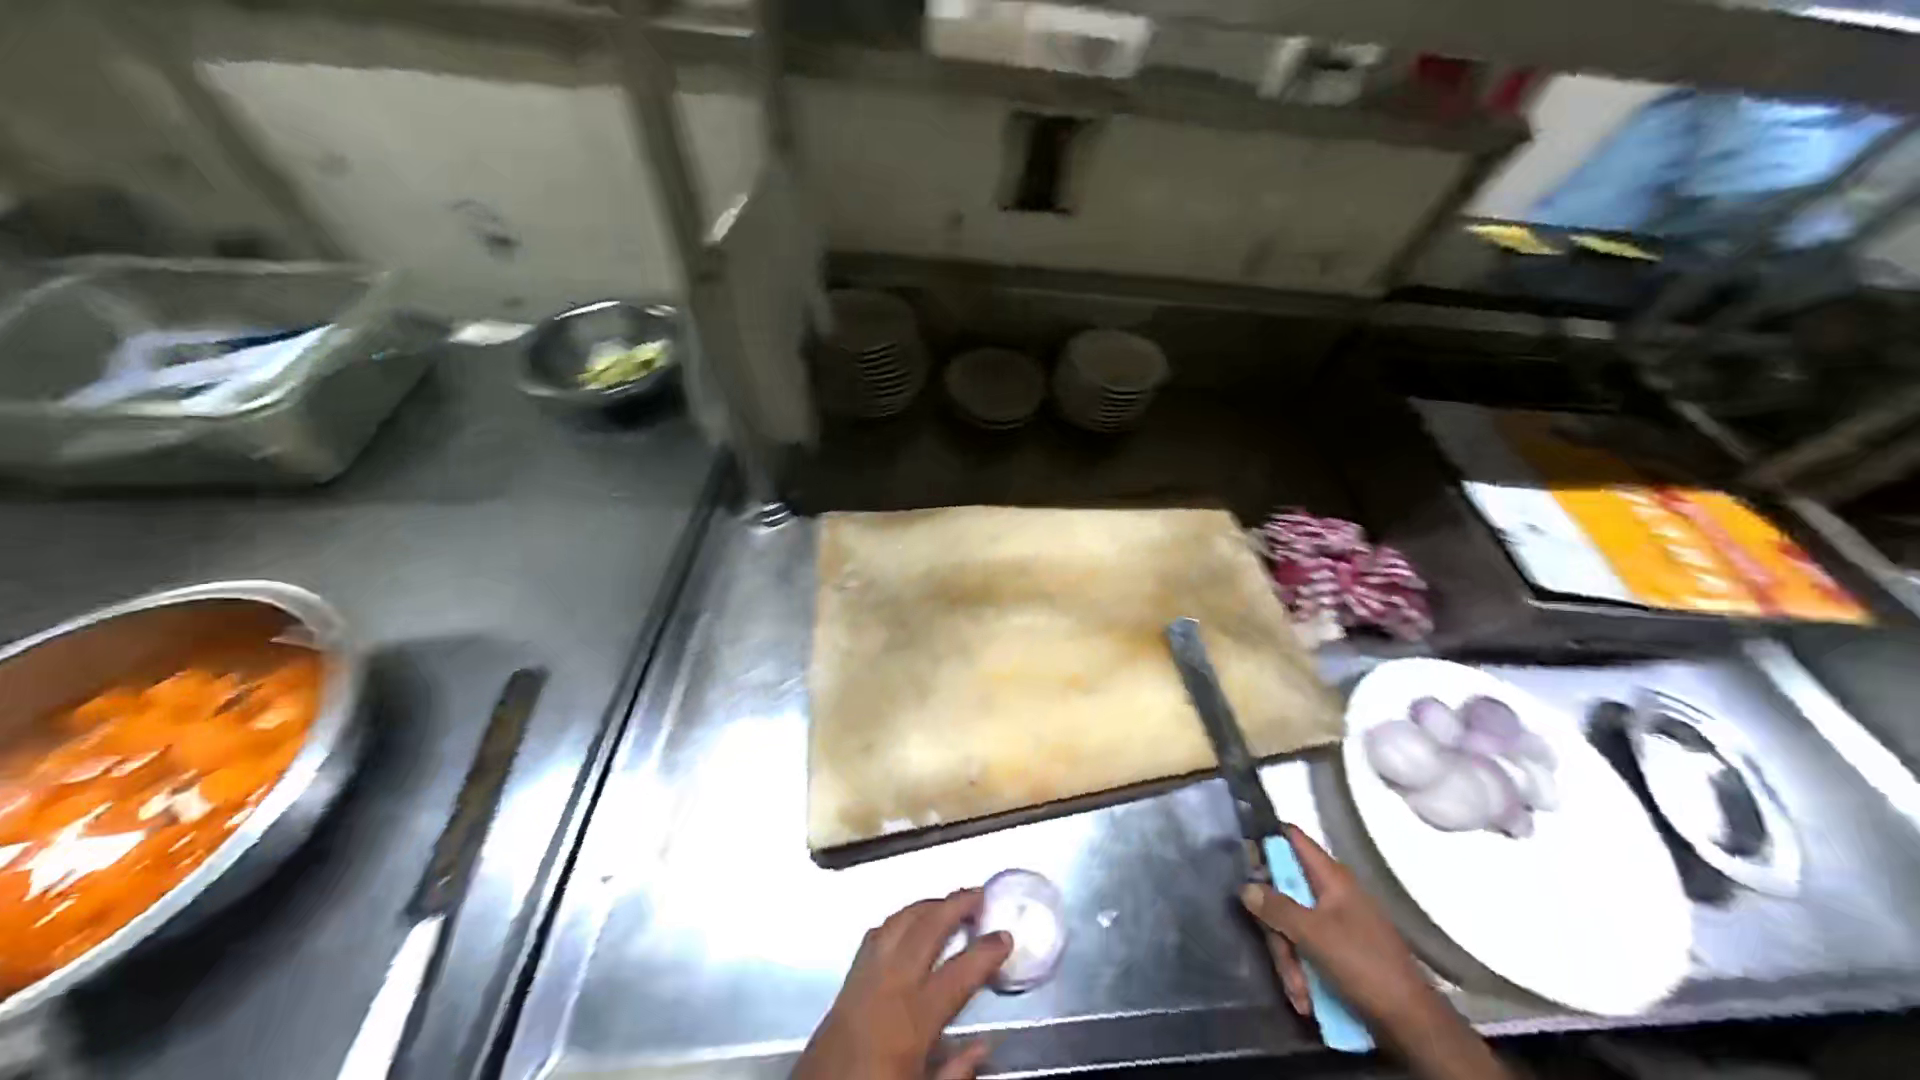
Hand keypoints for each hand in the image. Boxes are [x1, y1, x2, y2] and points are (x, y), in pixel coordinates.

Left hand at [793, 889, 1013, 1079]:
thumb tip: (981, 1048)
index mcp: (913, 1018)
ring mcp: (865, 977)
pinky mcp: (847, 980)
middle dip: (955, 905)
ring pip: (899, 922)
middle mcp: (889, 985)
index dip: (986, 951)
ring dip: (927, 905)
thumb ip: (955, 1072)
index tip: (1005, 936)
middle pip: (927, 928)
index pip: (959, 972)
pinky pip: (877, 934)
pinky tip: (908, 923)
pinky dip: (899, 920)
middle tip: (979, 894)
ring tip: (948, 902)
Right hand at [1240, 826, 1510, 1079]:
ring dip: (1290, 960)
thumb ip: (1276, 907)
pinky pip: (1306, 951)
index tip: (1240, 852)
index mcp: (1332, 878)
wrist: (1412, 1024)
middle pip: (1284, 892)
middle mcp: (1332, 894)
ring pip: (1292, 927)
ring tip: (1299, 990)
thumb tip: (1245, 885)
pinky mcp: (1339, 951)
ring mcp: (1336, 924)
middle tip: (1278, 949)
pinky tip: (1306, 997)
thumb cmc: (1364, 965)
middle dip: (1276, 927)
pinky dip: (1303, 973)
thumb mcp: (1313, 934)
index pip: (1293, 839)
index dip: (1266, 838)